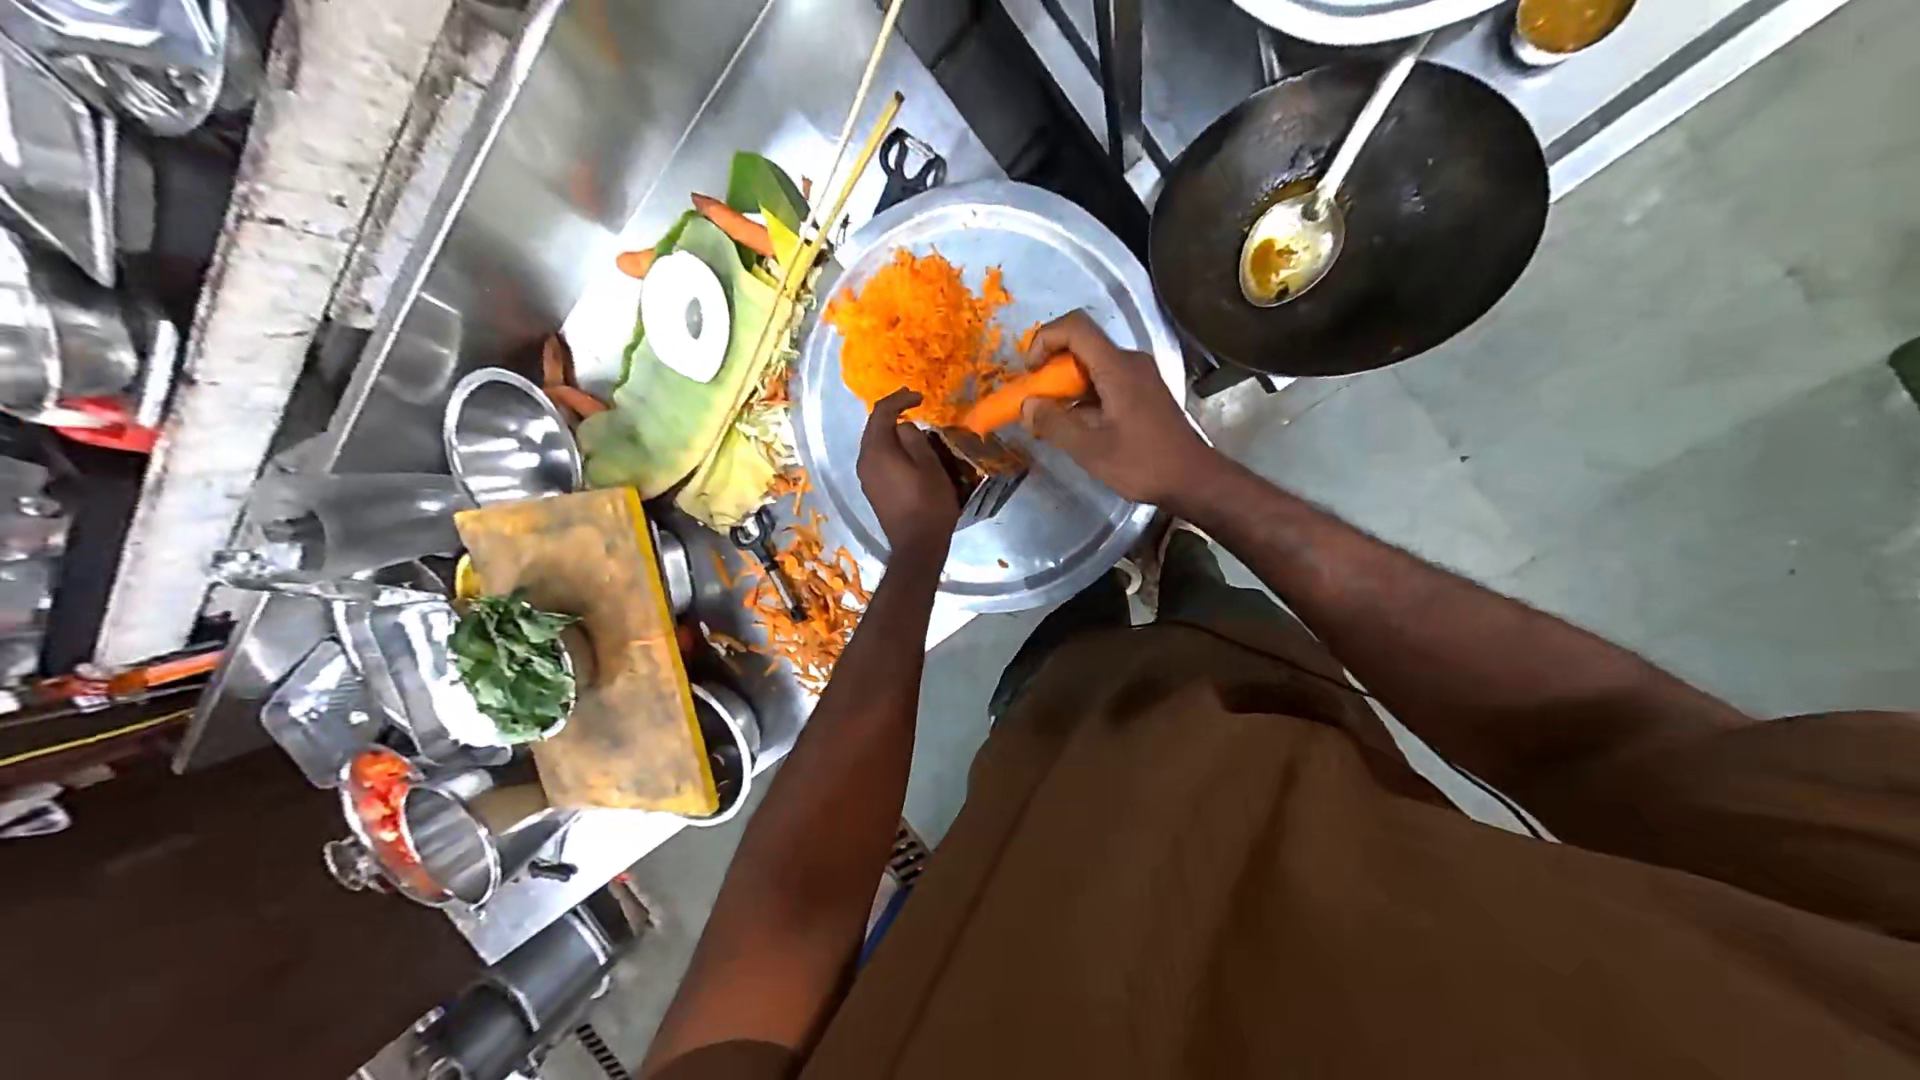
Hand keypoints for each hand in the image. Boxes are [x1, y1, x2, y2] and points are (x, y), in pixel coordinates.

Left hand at [858, 389, 958, 558]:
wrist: (917, 545)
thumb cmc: (928, 503)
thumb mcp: (929, 465)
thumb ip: (914, 439)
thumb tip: (903, 427)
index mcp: (876, 450)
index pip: (881, 413)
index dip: (899, 399)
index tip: (920, 397)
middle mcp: (864, 460)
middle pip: (874, 427)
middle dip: (893, 413)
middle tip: (915, 405)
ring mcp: (865, 477)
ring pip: (874, 444)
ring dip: (891, 432)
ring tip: (913, 427)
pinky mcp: (872, 489)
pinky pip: (877, 459)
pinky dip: (890, 448)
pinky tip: (906, 452)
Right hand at [1019, 311, 1218, 506]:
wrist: (1193, 479)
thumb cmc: (1142, 463)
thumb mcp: (1089, 448)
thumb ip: (1054, 423)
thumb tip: (1027, 406)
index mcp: (1117, 367)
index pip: (1075, 327)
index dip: (1044, 340)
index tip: (1030, 372)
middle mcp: (1130, 362)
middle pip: (1082, 345)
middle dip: (1051, 368)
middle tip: (1035, 400)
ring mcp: (1139, 376)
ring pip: (1092, 366)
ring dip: (1065, 385)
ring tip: (1049, 417)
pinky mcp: (1142, 393)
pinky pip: (1104, 381)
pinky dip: (1083, 396)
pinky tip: (1074, 425)